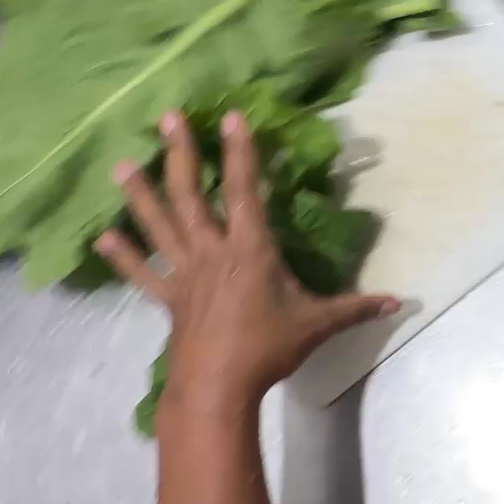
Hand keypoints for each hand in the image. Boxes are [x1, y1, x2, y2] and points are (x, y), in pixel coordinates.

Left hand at [95, 110, 399, 416]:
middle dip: (181, 155)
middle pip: (191, 197)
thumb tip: (400, 303)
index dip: (240, 153)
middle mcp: (212, 252)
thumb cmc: (269, 347)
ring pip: (159, 225)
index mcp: (250, 251)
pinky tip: (103, 237)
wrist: (218, 386)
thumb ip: (357, 308)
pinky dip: (123, 256)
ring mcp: (184, 275)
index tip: (231, 117)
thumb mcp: (320, 323)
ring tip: (122, 162)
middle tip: (167, 118)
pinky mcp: (168, 299)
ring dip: (140, 193)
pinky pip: (141, 274)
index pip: (245, 192)